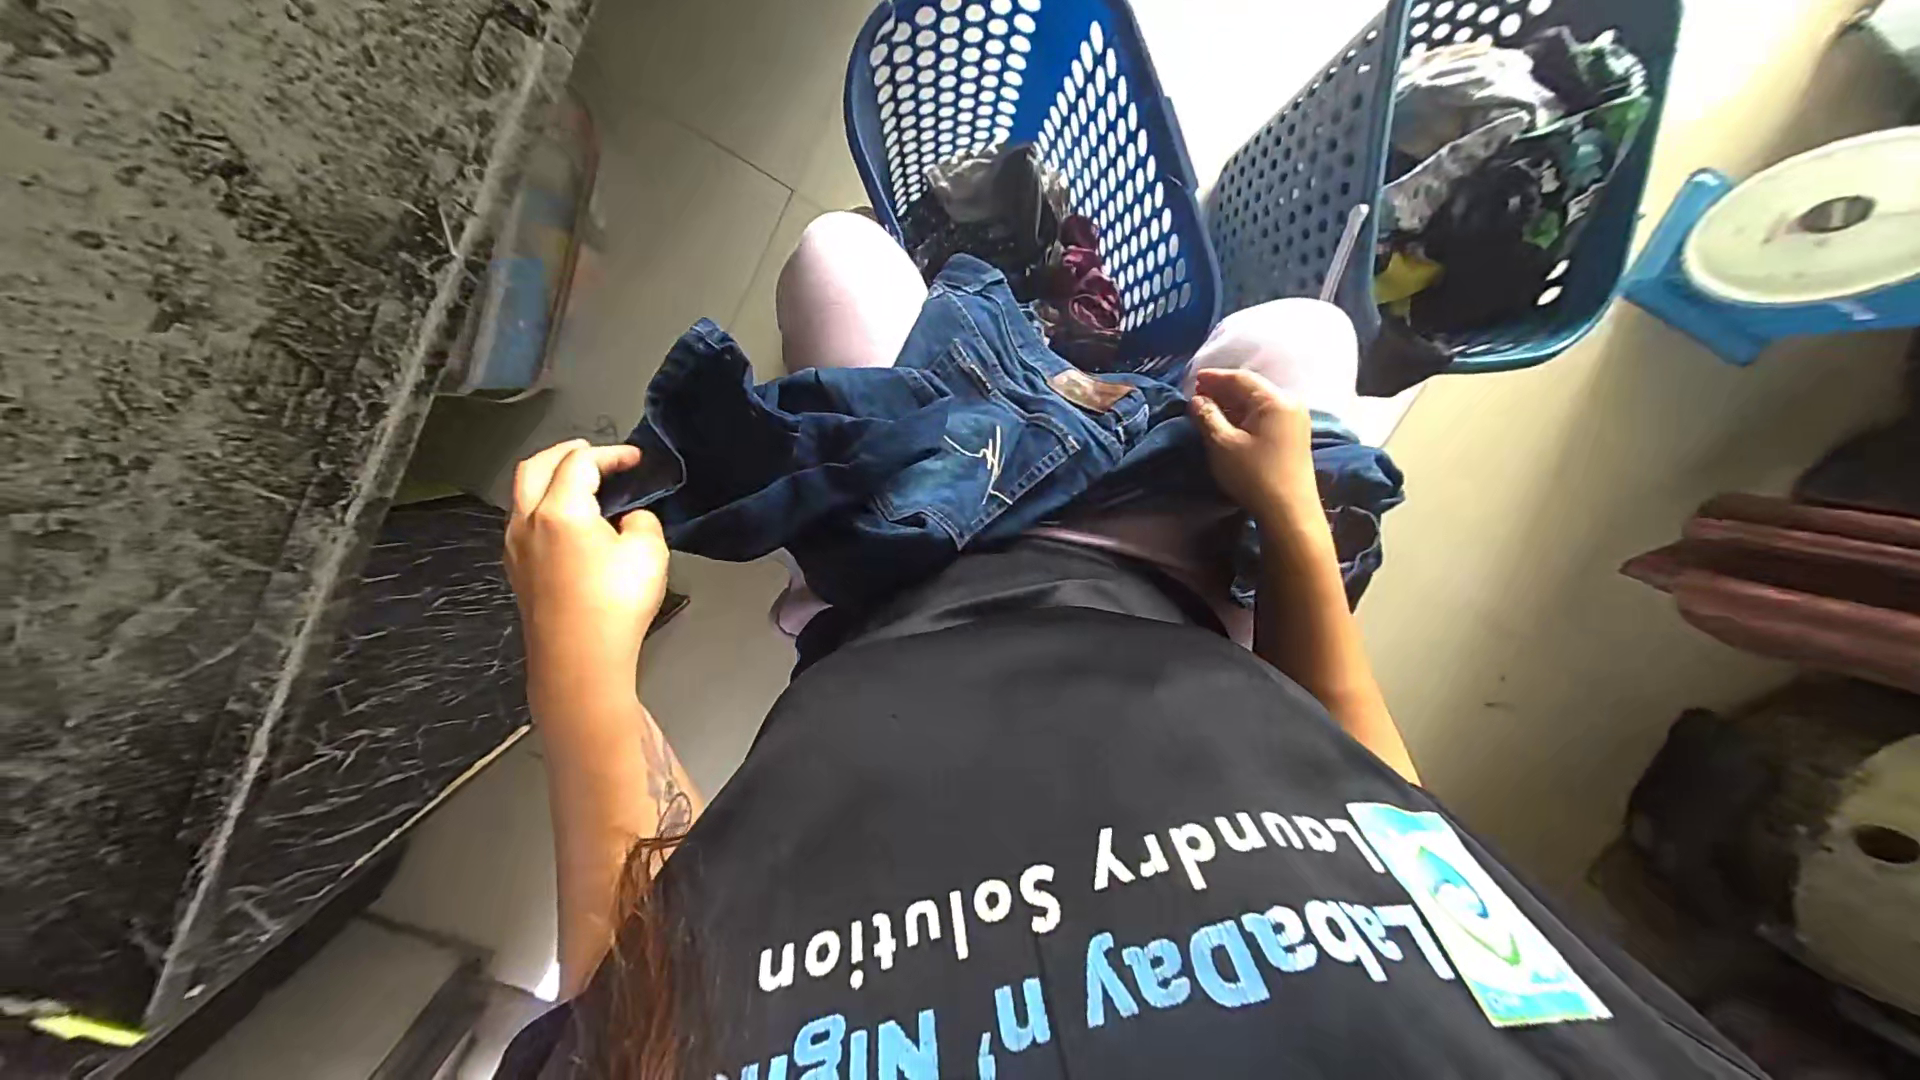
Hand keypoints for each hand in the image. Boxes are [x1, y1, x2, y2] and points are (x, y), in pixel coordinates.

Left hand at [505, 439, 667, 679]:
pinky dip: (546, 504)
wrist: (580, 658)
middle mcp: (527, 522)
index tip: (634, 457)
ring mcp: (516, 547)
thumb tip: (630, 519)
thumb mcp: (649, 552)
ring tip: (582, 482)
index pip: (581, 463)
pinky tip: (570, 520)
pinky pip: (525, 520)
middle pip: (536, 467)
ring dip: (551, 478)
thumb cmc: (615, 604)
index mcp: (560, 510)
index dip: (610, 453)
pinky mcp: (519, 570)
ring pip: (524, 494)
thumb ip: (642, 521)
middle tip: (595, 453)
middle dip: (566, 453)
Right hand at [1189, 368, 1323, 534]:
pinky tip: (1228, 421)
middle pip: (1251, 388)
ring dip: (1232, 402)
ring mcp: (1294, 420)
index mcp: (1275, 401)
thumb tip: (1197, 400)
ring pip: (1257, 403)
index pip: (1241, 379)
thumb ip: (1207, 417)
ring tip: (1208, 407)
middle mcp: (1289, 404)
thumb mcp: (1222, 444)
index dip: (1215, 377)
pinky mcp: (1293, 435)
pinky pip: (1264, 415)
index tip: (1193, 379)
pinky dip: (1243, 414)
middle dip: (1222, 389)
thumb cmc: (1253, 474)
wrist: (1288, 510)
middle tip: (1196, 392)